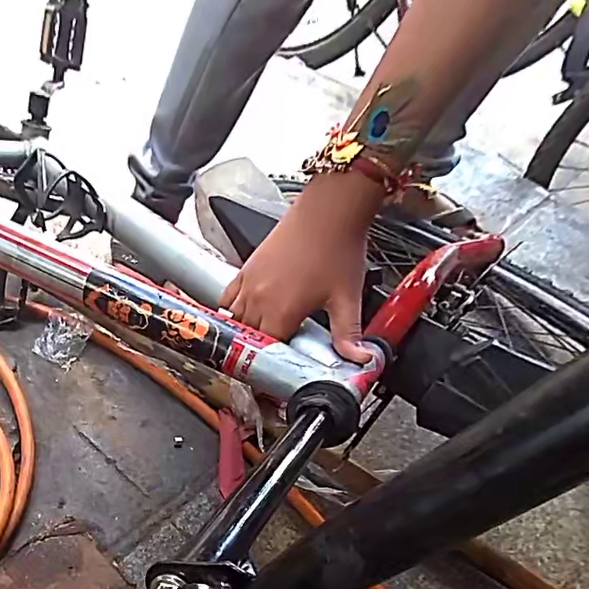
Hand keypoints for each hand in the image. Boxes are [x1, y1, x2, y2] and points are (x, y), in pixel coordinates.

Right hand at [220, 171, 384, 362]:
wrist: (329, 209)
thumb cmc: (337, 247)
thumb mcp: (347, 297)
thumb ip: (348, 334)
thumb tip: (360, 360)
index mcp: (281, 313)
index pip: (263, 354)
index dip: (266, 370)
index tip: (269, 379)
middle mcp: (259, 301)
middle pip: (247, 340)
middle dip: (254, 354)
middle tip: (264, 363)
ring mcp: (249, 285)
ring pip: (234, 323)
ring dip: (242, 335)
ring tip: (252, 345)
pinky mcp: (247, 270)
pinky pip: (227, 299)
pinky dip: (230, 312)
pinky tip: (241, 317)